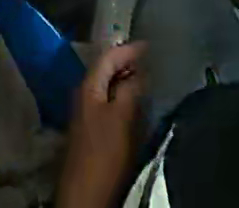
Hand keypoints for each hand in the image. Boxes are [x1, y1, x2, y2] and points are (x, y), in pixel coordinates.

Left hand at [57, 41, 147, 207]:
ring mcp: (86, 114)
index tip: (152, 46)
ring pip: (109, 88)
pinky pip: (110, 104)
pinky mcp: (92, 132)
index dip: (130, 49)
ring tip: (150, 81)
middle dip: (129, 63)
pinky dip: (124, 98)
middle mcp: (85, 95)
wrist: (85, 197)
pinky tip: (138, 105)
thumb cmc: (104, 153)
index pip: (109, 56)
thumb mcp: (122, 117)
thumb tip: (141, 69)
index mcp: (89, 87)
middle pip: (107, 70)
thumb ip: (131, 88)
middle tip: (153, 62)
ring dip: (127, 82)